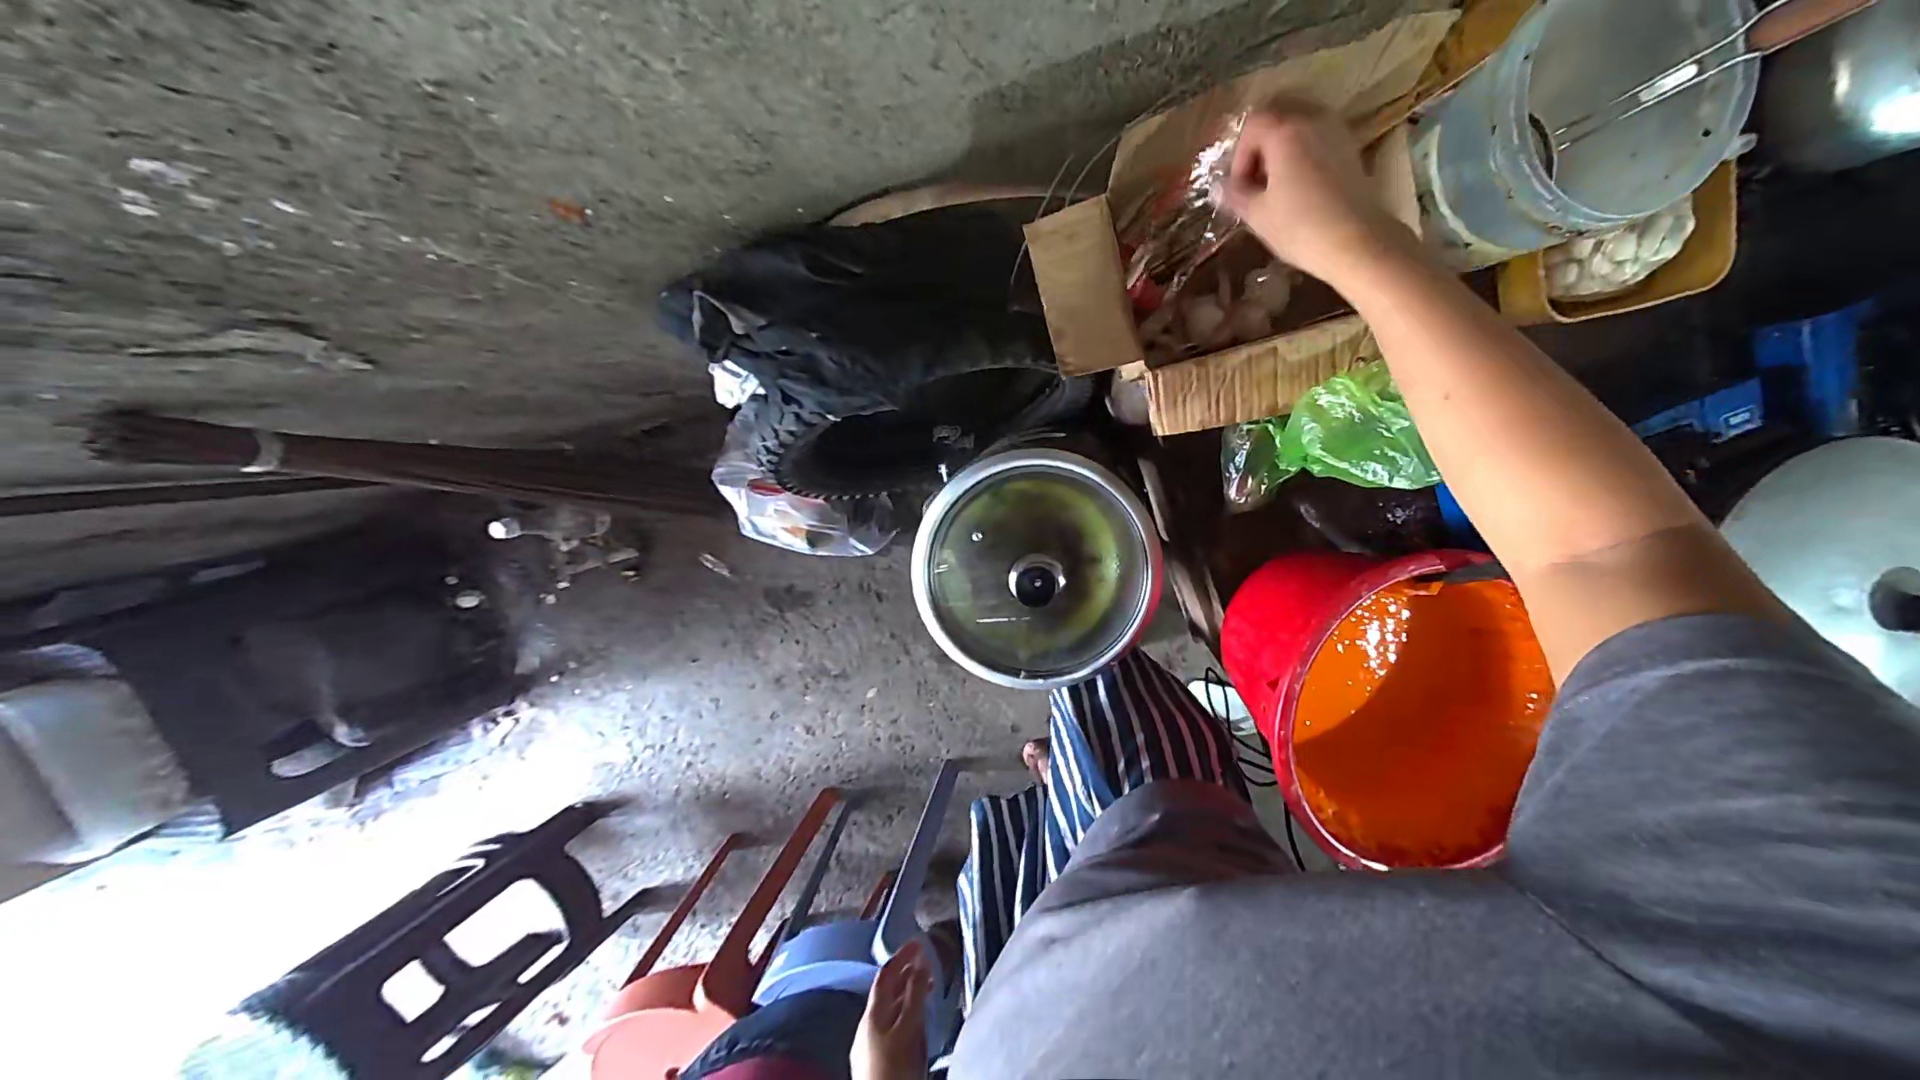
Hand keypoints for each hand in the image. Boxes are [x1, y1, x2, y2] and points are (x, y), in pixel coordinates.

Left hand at [851, 940, 932, 1079]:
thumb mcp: (909, 1030)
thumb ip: (914, 997)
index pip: (885, 976)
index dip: (901, 956)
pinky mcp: (877, 1061)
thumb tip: (920, 966)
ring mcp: (870, 1045)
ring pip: (890, 1010)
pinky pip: (892, 1027)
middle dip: (905, 973)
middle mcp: (867, 1027)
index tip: (917, 942)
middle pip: (886, 992)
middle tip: (925, 960)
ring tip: (927, 986)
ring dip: (907, 994)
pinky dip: (905, 1014)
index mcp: (872, 1015)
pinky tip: (918, 1021)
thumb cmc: (895, 1072)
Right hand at [1221, 106, 1412, 285]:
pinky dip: (1302, 149)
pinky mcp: (1350, 147)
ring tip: (1275, 180)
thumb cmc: (1299, 227)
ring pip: (1300, 121)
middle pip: (1278, 112)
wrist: (1355, 240)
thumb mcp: (1257, 215)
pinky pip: (1317, 134)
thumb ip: (1236, 194)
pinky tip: (1298, 182)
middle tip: (1254, 176)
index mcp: (1286, 132)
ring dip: (1281, 144)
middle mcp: (1313, 120)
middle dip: (1260, 142)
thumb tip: (1220, 187)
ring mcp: (1336, 130)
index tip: (1239, 187)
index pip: (1252, 125)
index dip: (1238, 156)